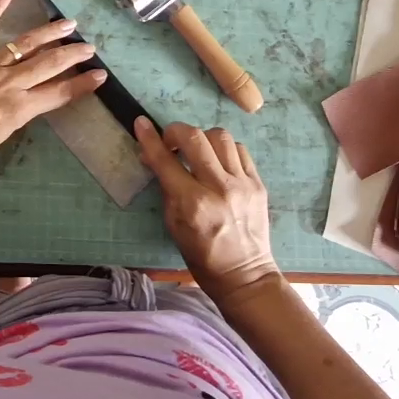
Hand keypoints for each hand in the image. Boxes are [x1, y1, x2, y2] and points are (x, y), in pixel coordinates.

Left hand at [0, 0, 106, 173]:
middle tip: (89, 47)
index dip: (83, 84)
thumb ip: (23, 111)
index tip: (100, 75)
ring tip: (69, 24)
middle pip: (50, 63)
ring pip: (26, 43)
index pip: (60, 92)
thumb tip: (38, 95)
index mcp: (20, 106)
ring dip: (50, 32)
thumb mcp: (4, 133)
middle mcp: (10, 82)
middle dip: (73, 54)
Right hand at [135, 117, 278, 302]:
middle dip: (175, 132)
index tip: (141, 123)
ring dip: (202, 139)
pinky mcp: (258, 184)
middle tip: (170, 142)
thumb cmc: (201, 255)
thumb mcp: (173, 224)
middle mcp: (218, 188)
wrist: (245, 276)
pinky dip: (224, 150)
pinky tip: (218, 162)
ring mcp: (242, 184)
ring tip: (197, 152)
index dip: (149, 139)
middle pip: (194, 138)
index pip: (165, 160)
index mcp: (192, 204)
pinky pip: (239, 150)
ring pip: (220, 137)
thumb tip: (154, 156)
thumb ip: (166, 187)